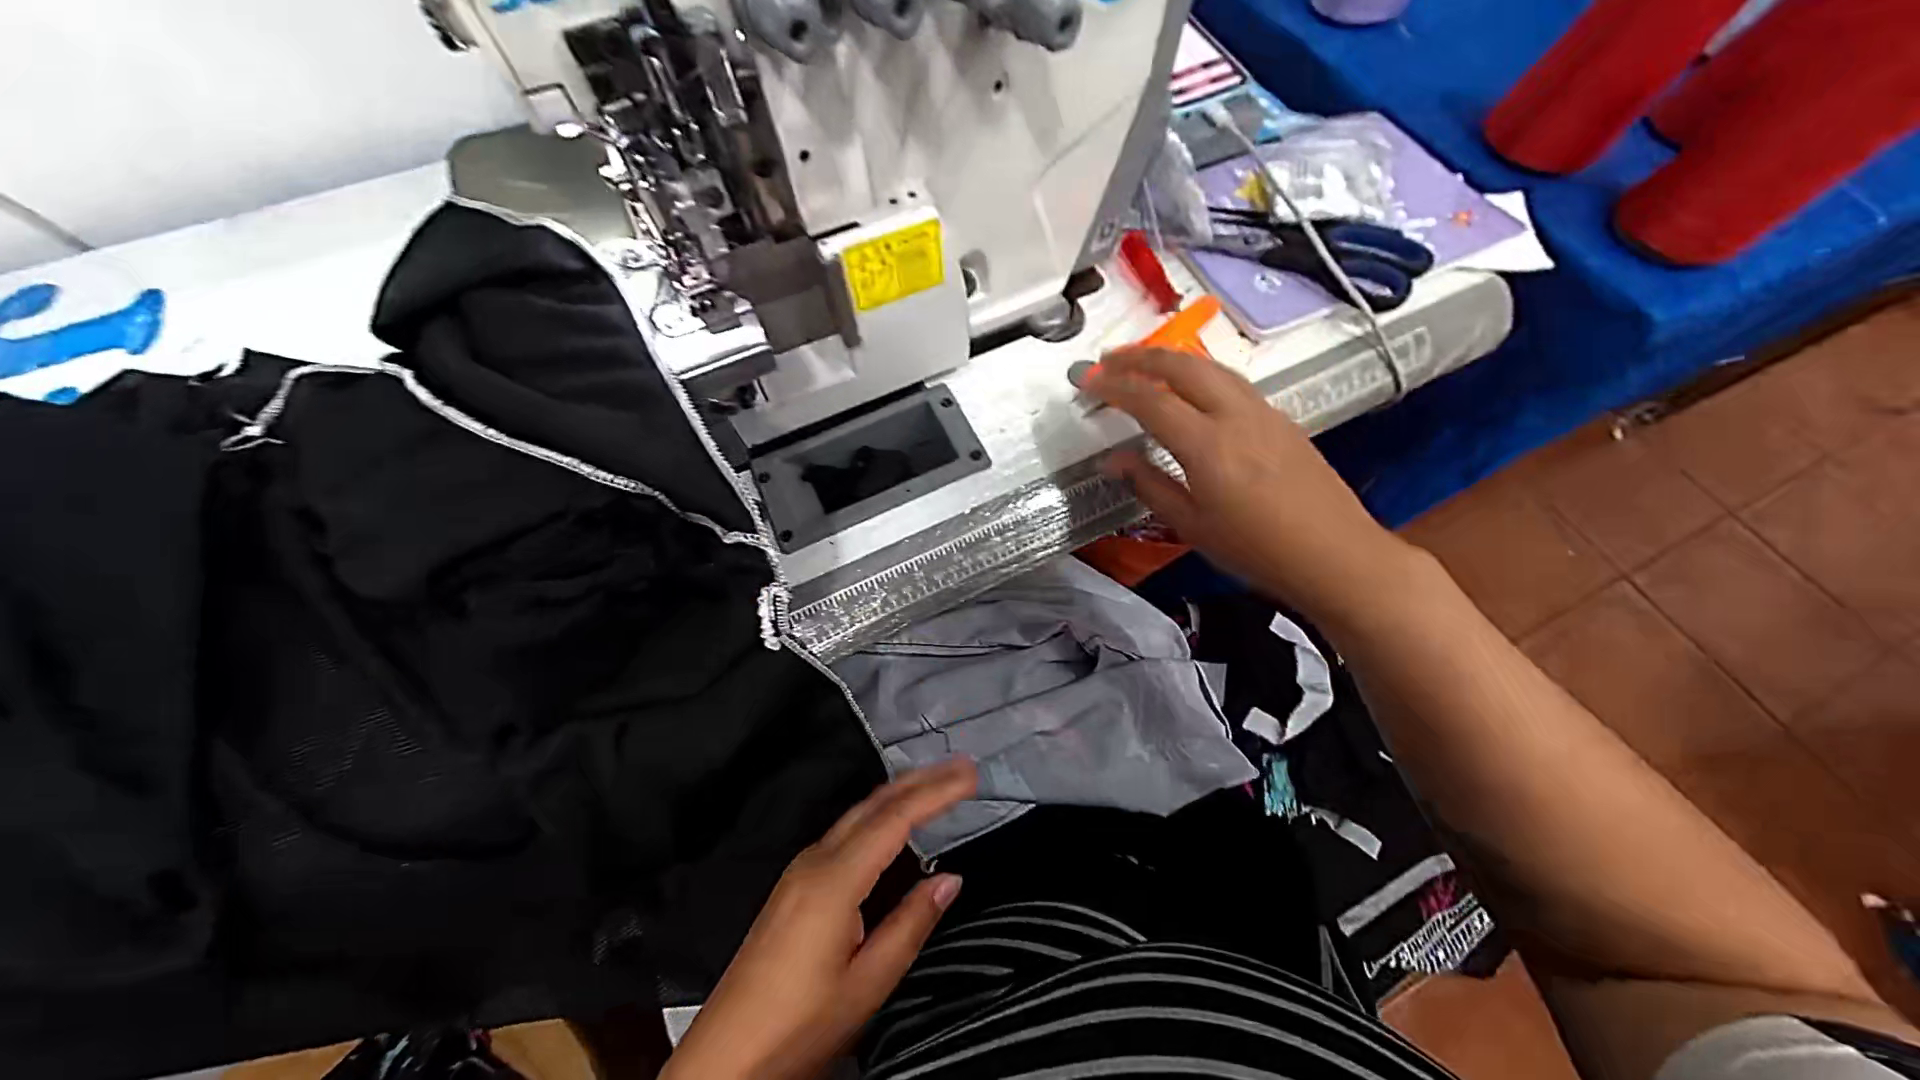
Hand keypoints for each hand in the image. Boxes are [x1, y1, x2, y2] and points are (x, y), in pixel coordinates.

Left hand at [661, 758, 976, 1079]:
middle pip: (874, 803)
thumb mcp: (868, 982)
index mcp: (833, 880)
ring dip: (899, 794)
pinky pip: (844, 833)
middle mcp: (813, 862)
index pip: (895, 818)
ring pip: (858, 815)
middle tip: (959, 768)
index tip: (968, 774)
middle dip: (920, 779)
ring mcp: (799, 871)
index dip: (936, 791)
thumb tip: (949, 881)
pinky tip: (892, 826)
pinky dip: (878, 817)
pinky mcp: (793, 885)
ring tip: (935, 786)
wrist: (725, 1056)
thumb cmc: (796, 1025)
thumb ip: (912, 923)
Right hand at [1084, 347, 1406, 620]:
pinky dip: (1199, 374)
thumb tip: (1114, 461)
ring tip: (1143, 364)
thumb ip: (1149, 486)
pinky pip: (1232, 382)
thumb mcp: (1191, 526)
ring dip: (1172, 359)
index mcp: (1207, 445)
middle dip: (1140, 356)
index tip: (1086, 380)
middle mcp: (1236, 416)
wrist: (1335, 554)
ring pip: (1211, 367)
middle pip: (1182, 366)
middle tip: (1108, 360)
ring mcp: (1263, 413)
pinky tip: (1190, 389)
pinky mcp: (1281, 419)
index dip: (1113, 386)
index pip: (1150, 400)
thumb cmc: (1256, 549)